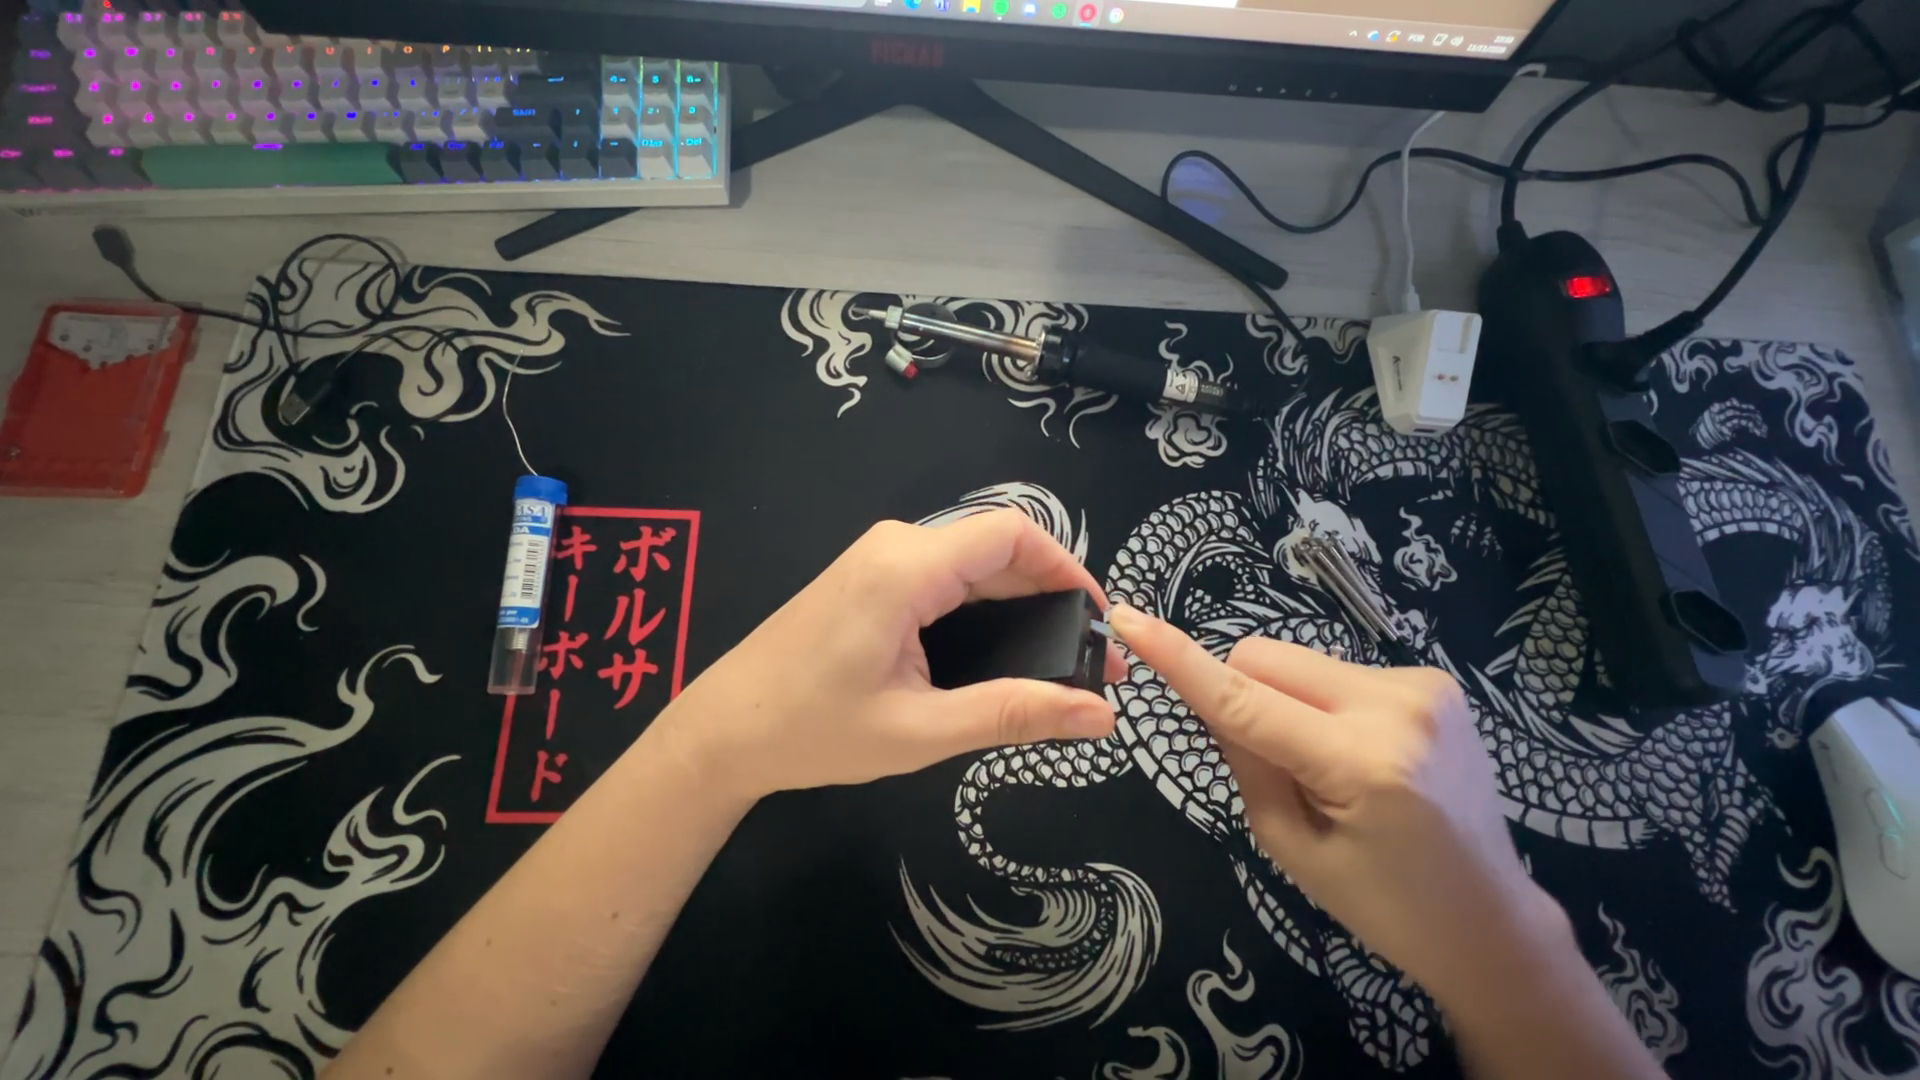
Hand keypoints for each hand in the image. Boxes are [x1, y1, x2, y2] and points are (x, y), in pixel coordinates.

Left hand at [659, 511, 1123, 802]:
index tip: (1100, 623)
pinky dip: (986, 603)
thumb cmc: (813, 730)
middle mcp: (896, 545)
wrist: (723, 729)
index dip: (1069, 567)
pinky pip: (946, 575)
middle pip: (998, 547)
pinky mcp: (871, 577)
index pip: (1014, 533)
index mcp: (907, 567)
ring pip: (974, 561)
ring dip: (1021, 599)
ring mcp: (879, 558)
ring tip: (1057, 657)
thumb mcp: (921, 730)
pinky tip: (1004, 648)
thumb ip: (1014, 714)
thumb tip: (1098, 714)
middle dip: (1052, 593)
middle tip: (1089, 659)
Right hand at [1106, 604, 1567, 1007]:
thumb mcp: (1289, 845)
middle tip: (1268, 759)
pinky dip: (1320, 702)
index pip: (1243, 698)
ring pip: (1297, 662)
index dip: (1178, 658)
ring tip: (1326, 765)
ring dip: (1283, 699)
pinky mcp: (1433, 682)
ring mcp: (1422, 686)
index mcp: (1359, 764)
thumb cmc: (1382, 904)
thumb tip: (1216, 697)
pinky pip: (1334, 671)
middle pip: (1264, 659)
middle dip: (1241, 693)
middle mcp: (1395, 707)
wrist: (1491, 919)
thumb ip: (1244, 760)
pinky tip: (1359, 752)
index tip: (1129, 620)